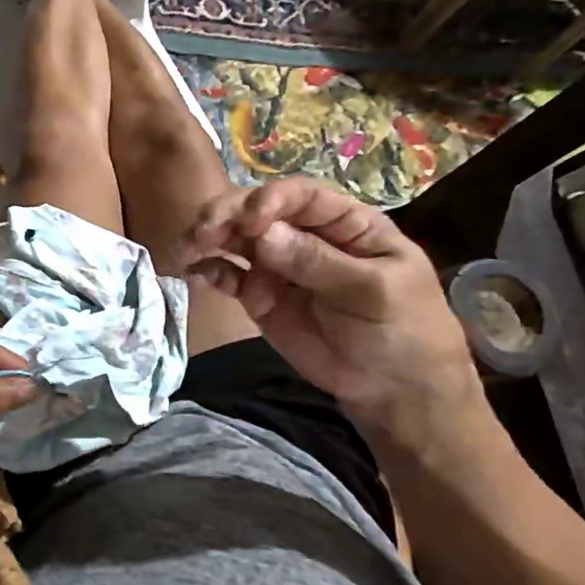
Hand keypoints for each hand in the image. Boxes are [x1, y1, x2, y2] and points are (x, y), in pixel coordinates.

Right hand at [178, 178, 479, 432]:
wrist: (390, 387)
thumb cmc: (401, 330)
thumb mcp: (372, 292)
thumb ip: (317, 262)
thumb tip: (261, 234)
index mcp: (344, 223)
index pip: (302, 197)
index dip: (271, 200)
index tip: (249, 221)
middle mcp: (304, 234)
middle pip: (257, 211)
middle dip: (225, 216)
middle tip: (200, 234)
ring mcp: (277, 264)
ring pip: (234, 238)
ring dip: (206, 239)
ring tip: (183, 252)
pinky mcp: (256, 293)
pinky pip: (225, 273)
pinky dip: (206, 269)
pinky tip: (192, 274)